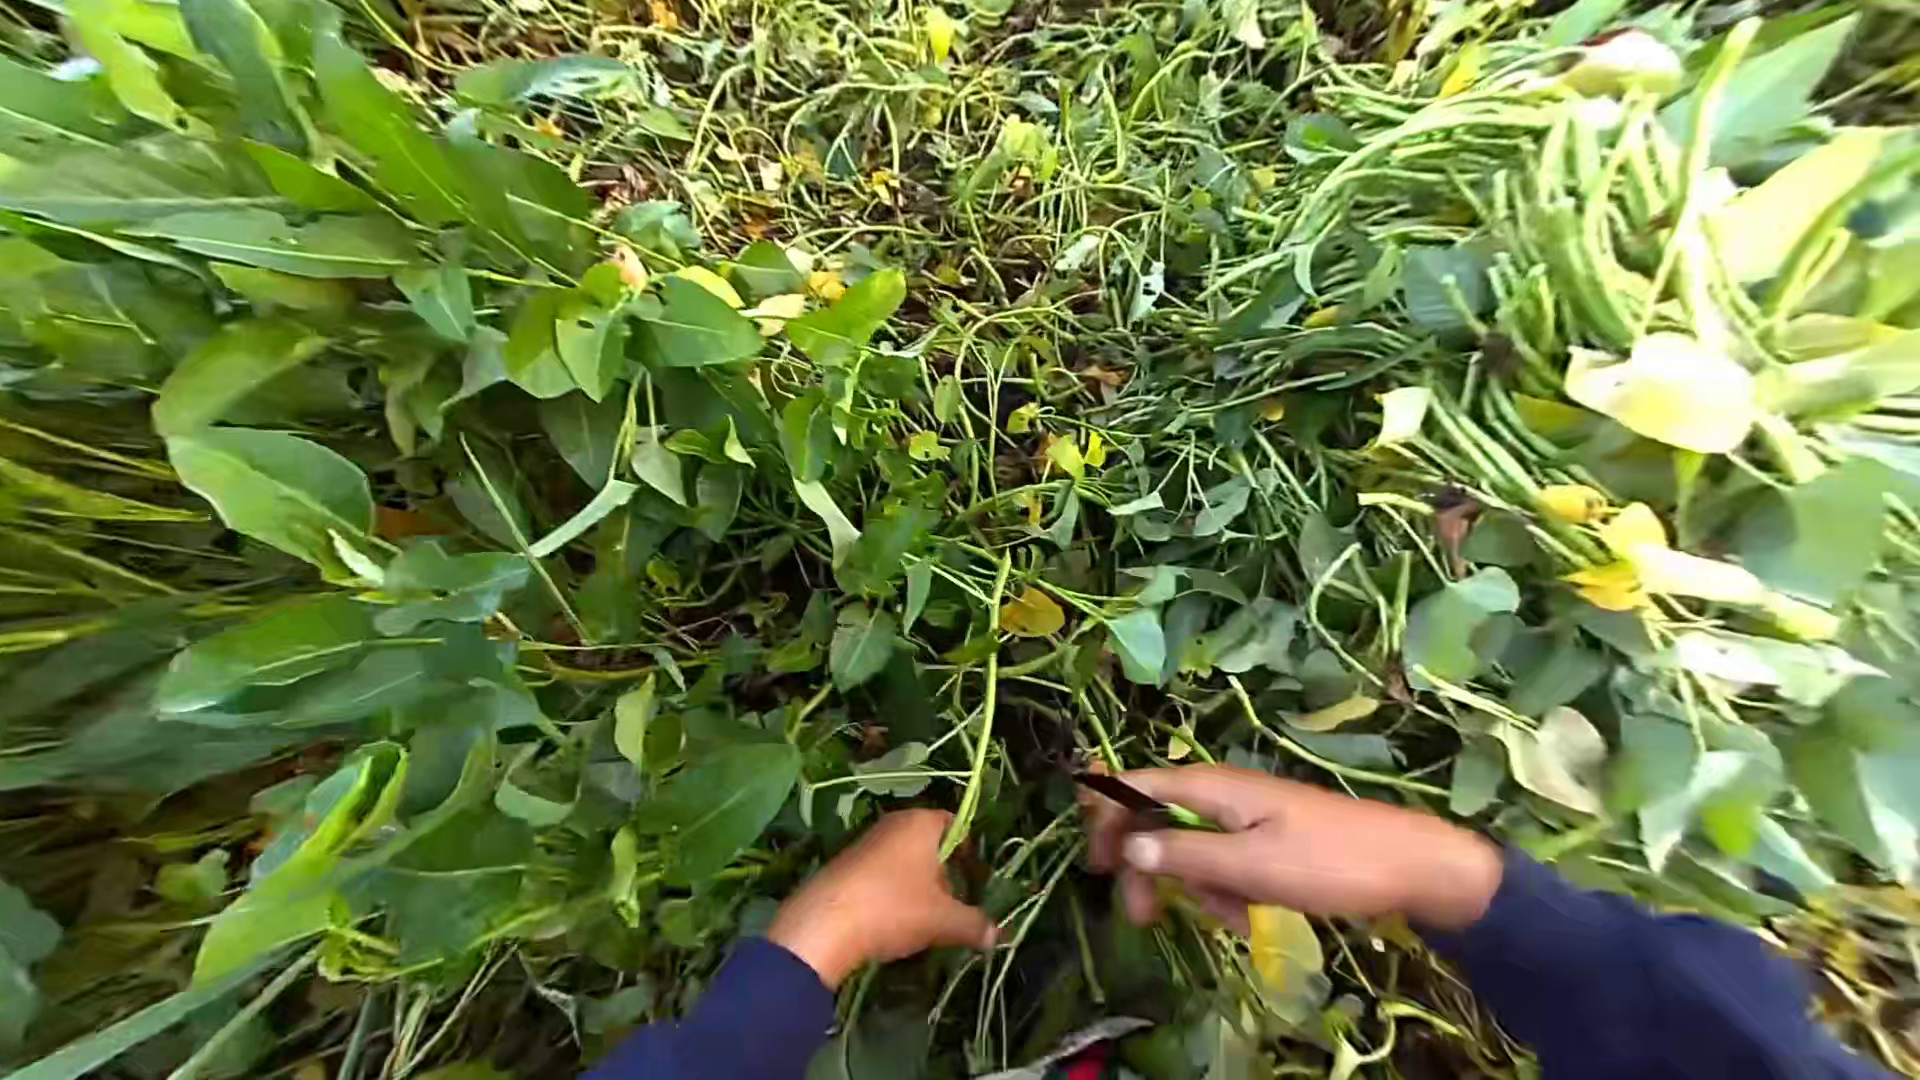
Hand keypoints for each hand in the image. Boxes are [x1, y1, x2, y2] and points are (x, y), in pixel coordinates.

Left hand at [767, 809, 997, 988]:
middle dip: (944, 876)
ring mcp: (867, 840)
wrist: (825, 923)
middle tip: (951, 908)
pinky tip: (890, 923)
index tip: (976, 884)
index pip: (956, 825)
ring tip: (922, 922)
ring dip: (918, 887)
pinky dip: (892, 892)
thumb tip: (997, 935)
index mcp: (921, 822)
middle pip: (931, 844)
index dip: (970, 854)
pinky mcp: (847, 861)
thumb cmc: (894, 907)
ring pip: (905, 859)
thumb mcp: (942, 920)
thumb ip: (974, 924)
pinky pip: (881, 871)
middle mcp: (895, 822)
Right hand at [1084, 765, 1502, 932]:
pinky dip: (1222, 887)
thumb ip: (1184, 854)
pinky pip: (1218, 858)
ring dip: (1192, 884)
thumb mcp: (1252, 866)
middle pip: (1152, 820)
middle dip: (1145, 866)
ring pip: (1185, 845)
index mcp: (1205, 785)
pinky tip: (1245, 912)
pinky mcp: (1255, 835)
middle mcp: (1213, 791)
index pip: (1132, 786)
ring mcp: (1235, 813)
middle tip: (1142, 915)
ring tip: (1226, 917)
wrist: (1411, 865)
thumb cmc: (1328, 860)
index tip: (1099, 864)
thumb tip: (1127, 846)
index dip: (1106, 816)